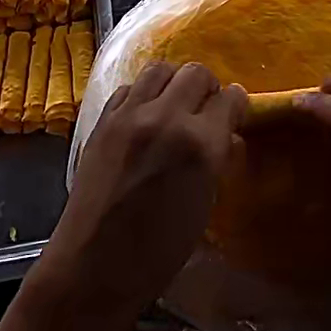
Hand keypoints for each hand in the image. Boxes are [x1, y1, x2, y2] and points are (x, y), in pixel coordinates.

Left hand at [27, 62, 246, 330]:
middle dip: (207, 87)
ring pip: (159, 69)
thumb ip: (215, 160)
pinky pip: (128, 88)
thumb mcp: (204, 205)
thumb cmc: (158, 251)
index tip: (235, 113)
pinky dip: (142, 95)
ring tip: (175, 105)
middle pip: (194, 73)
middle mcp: (164, 118)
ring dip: (173, 82)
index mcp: (200, 144)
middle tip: (206, 108)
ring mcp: (128, 116)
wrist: (94, 261)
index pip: (230, 99)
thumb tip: (224, 135)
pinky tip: (144, 116)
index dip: (236, 105)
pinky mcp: (101, 120)